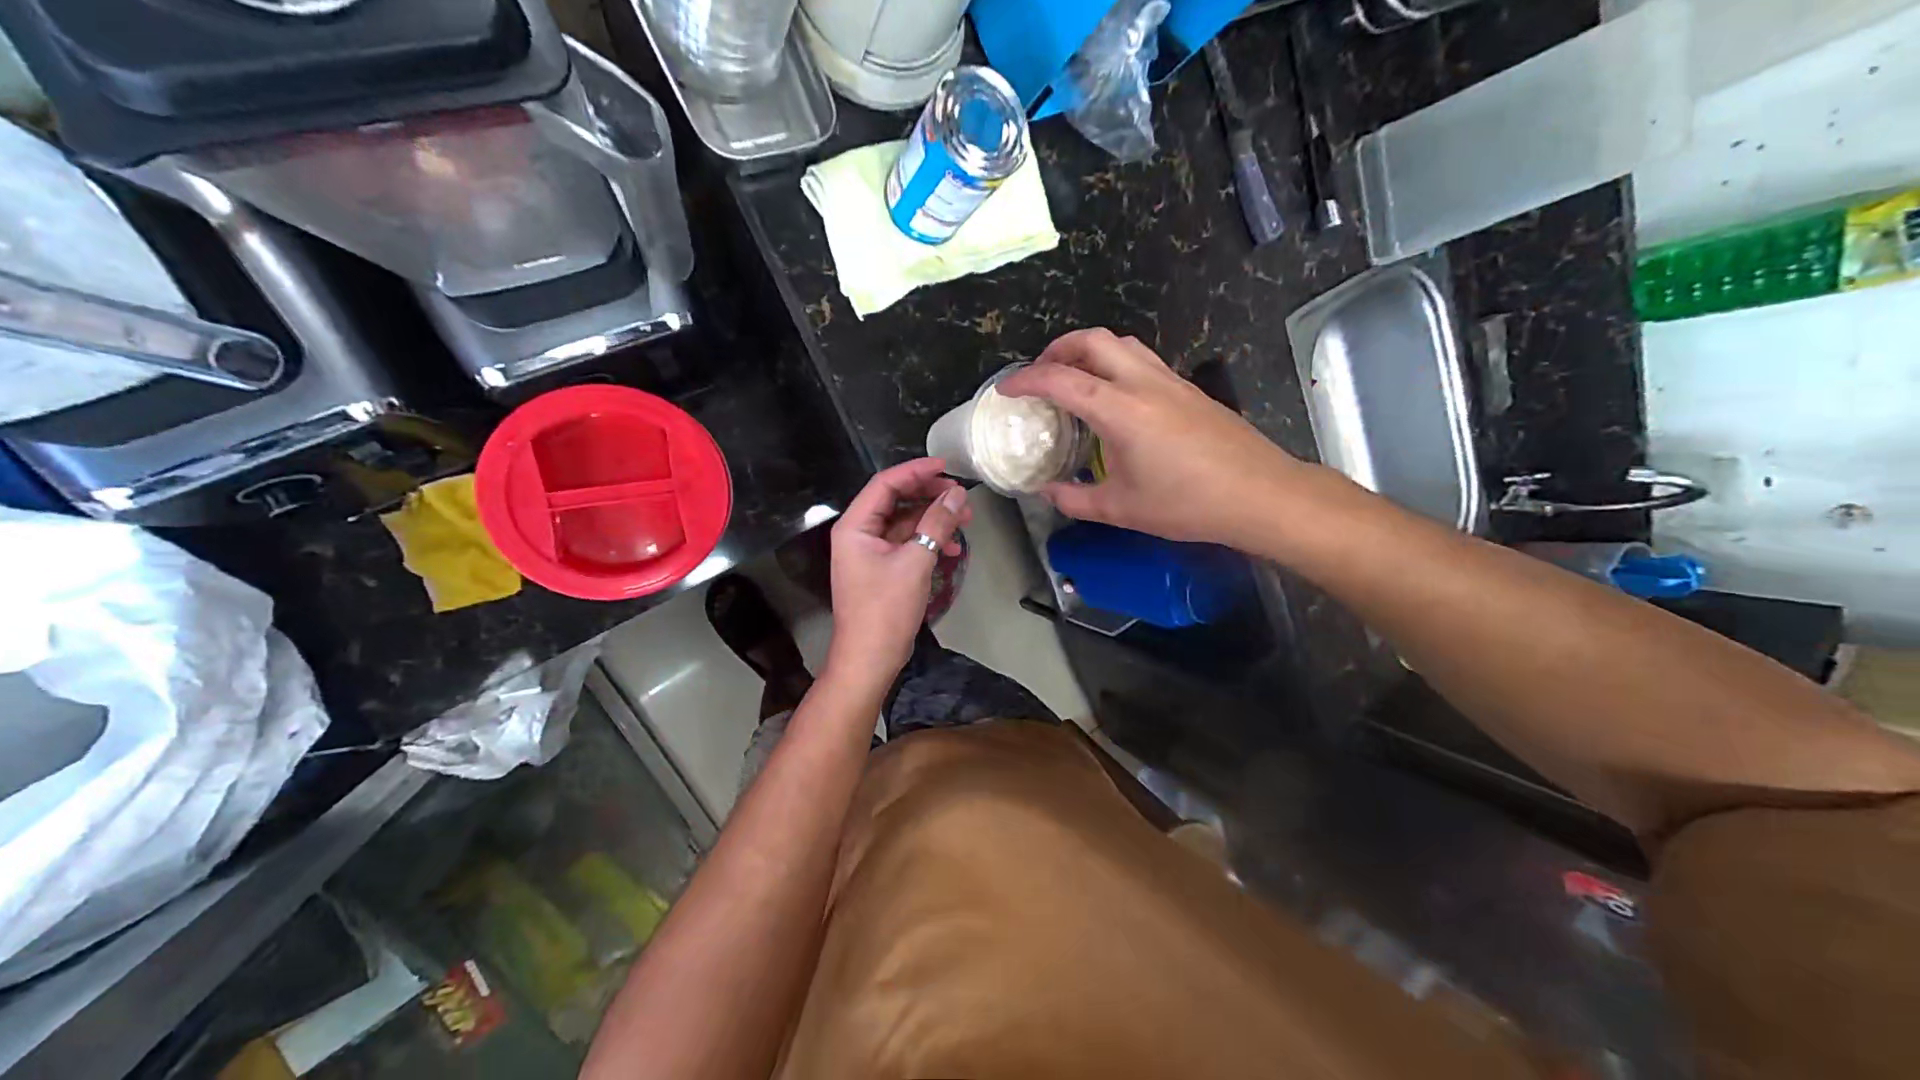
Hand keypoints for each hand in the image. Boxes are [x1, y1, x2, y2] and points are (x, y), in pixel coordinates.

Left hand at [825, 458, 971, 680]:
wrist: (870, 659)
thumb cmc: (885, 610)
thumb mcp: (915, 562)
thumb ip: (936, 524)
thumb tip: (957, 494)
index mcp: (856, 526)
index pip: (885, 484)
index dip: (916, 471)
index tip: (946, 467)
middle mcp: (859, 534)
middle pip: (896, 500)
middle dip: (930, 496)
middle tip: (961, 497)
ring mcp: (870, 553)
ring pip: (905, 522)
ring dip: (933, 519)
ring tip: (965, 521)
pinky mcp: (883, 569)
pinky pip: (907, 543)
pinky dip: (929, 541)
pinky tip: (953, 548)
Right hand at [997, 328, 1310, 546]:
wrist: (1258, 494)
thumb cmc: (1187, 504)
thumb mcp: (1121, 509)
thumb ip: (1075, 499)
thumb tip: (1046, 492)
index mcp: (1121, 410)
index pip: (1063, 381)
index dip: (1027, 381)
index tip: (1006, 390)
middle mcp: (1144, 383)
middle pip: (1094, 340)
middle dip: (1058, 348)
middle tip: (1040, 374)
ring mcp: (1170, 381)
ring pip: (1121, 344)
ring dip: (1089, 351)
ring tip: (1072, 378)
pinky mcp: (1188, 389)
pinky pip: (1141, 360)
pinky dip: (1114, 364)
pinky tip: (1112, 397)